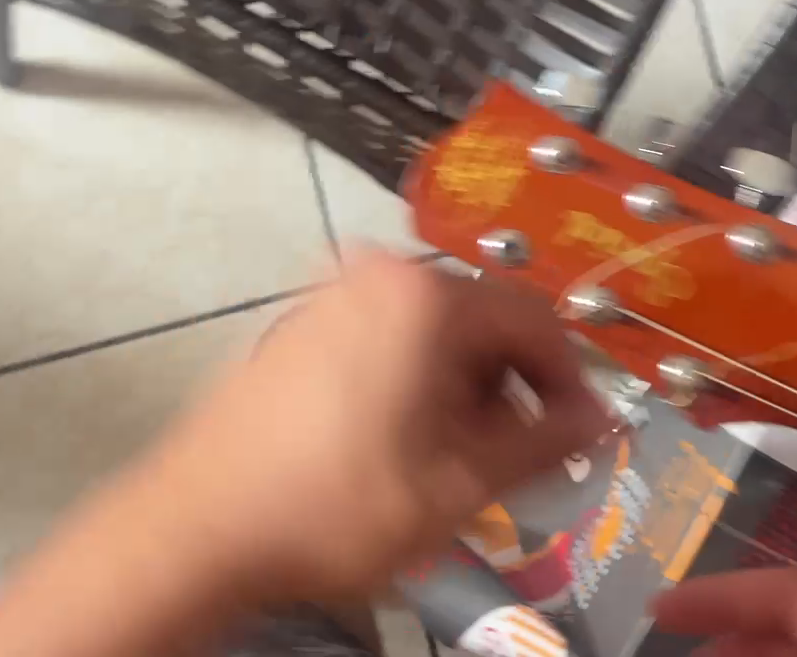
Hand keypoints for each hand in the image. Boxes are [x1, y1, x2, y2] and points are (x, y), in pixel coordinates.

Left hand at [145, 252, 610, 601]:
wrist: (199, 524)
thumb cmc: (335, 503)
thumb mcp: (457, 484)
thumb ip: (543, 444)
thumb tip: (598, 418)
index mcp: (424, 296)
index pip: (533, 319)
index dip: (566, 379)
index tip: (575, 436)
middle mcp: (380, 273)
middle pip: (480, 320)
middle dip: (506, 387)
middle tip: (502, 457)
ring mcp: (336, 290)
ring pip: (433, 329)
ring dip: (460, 385)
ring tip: (447, 454)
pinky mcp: (306, 317)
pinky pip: (387, 331)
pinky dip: (414, 374)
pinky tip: (397, 434)